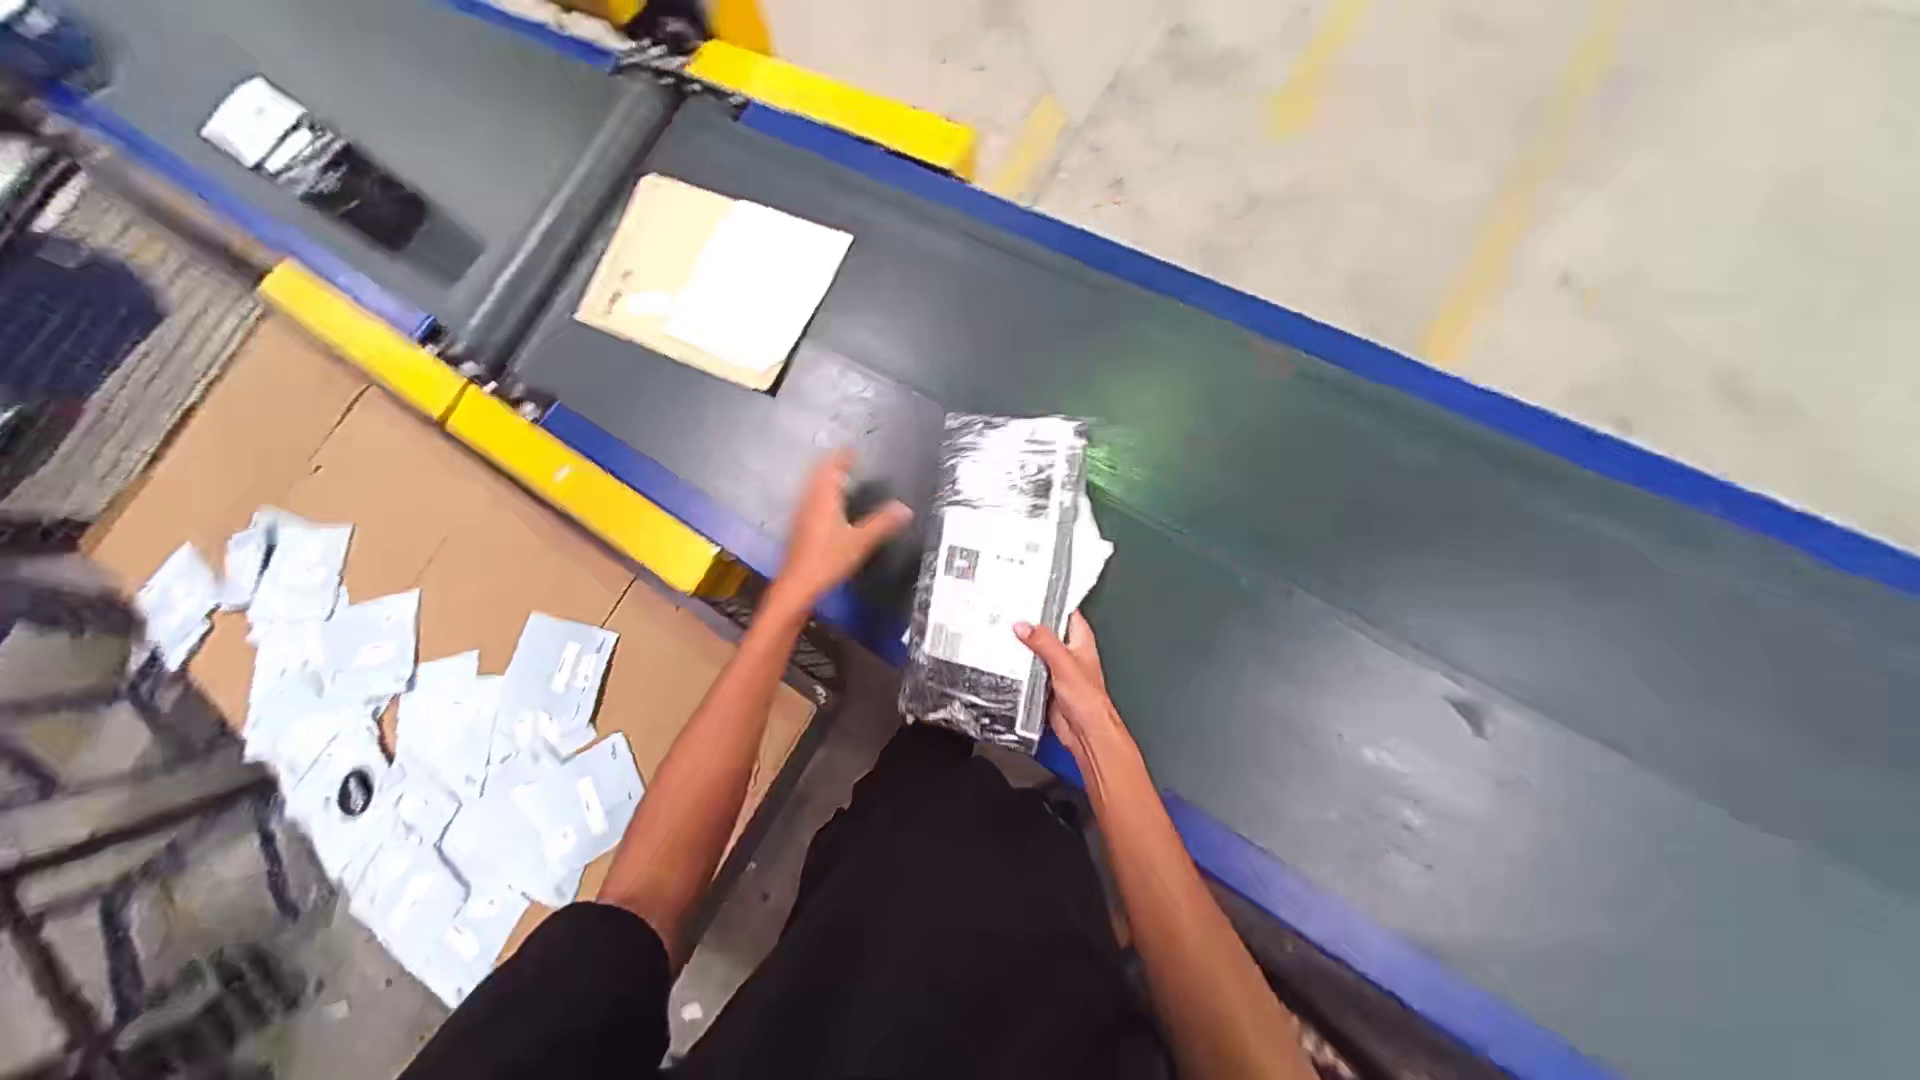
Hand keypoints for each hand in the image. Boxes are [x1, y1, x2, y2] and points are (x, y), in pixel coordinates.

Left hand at [769, 449, 911, 615]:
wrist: (797, 585)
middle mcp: (808, 501)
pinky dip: (820, 495)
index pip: (831, 467)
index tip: (853, 451)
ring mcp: (800, 514)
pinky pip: (809, 501)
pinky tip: (829, 508)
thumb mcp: (861, 541)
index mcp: (823, 498)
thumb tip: (905, 509)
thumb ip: (884, 523)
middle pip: (818, 474)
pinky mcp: (798, 528)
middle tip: (847, 461)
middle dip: (832, 465)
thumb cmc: (828, 560)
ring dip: (825, 479)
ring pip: (811, 487)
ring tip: (840, 479)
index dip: (842, 456)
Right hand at [1014, 612, 1123, 759]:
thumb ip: (1043, 641)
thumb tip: (1023, 625)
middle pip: (1046, 629)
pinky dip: (1019, 665)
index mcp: (1080, 638)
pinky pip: (1028, 668)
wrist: (1085, 731)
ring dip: (1022, 645)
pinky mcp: (1045, 682)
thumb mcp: (1063, 662)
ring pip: (1035, 649)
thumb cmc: (1088, 699)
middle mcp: (1069, 650)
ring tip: (1002, 632)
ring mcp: (1056, 666)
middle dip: (1029, 623)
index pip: (1065, 611)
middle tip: (1008, 612)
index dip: (1050, 601)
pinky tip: (1005, 659)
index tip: (1029, 593)